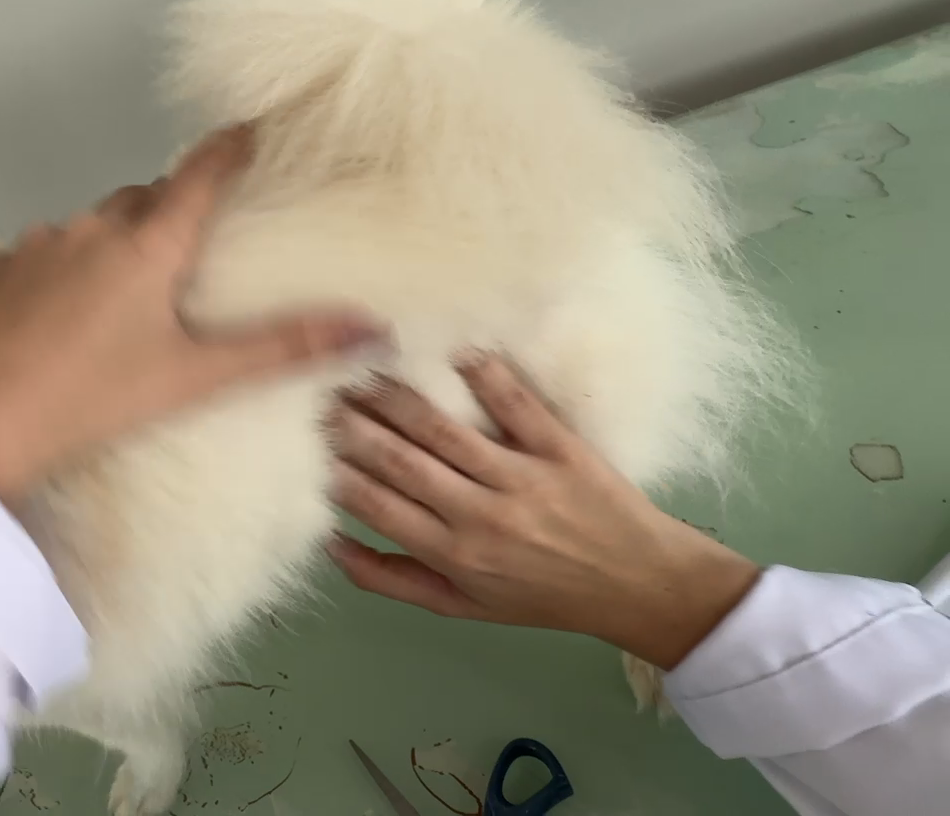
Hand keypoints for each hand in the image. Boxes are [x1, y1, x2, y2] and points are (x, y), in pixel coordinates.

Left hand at [0, 124, 388, 502]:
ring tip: (124, 294)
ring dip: (115, 241)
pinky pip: (45, 250)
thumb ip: (278, 348)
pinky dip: (65, 265)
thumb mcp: (189, 377)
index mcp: (146, 243)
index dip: (232, 147)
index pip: (201, 172)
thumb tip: (372, 325)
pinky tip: (60, 313)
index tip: (254, 130)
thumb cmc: (89, 398)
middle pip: (144, 198)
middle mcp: (90, 227)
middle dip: (171, 210)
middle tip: (190, 253)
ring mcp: (34, 242)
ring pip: (91, 225)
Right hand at [327, 356, 759, 670]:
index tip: (303, 439)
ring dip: (391, 394)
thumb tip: (327, 540)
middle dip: (349, 423)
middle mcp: (481, 515)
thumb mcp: (458, 607)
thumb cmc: (539, 595)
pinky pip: (514, 402)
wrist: (648, 591)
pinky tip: (445, 344)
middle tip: (315, 392)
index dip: (333, 468)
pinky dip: (480, 371)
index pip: (374, 504)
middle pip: (398, 460)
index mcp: (453, 554)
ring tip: (356, 367)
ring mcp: (523, 478)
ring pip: (441, 428)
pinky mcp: (562, 448)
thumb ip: (388, 578)